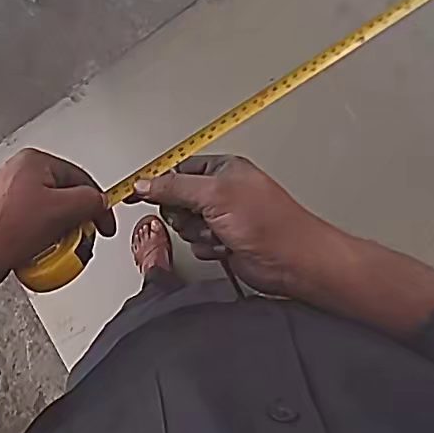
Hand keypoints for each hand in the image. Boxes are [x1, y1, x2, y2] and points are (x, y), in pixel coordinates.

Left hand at [0, 150, 115, 331]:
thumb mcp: (59, 211)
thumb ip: (89, 202)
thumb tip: (100, 203)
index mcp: (34, 162)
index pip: (81, 179)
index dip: (98, 205)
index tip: (104, 226)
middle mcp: (19, 174)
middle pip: (66, 198)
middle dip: (74, 224)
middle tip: (76, 241)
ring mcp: (9, 197)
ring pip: (50, 217)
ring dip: (57, 237)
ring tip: (49, 250)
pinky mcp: (2, 219)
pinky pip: (33, 229)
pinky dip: (40, 243)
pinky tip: (33, 254)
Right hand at [131, 154, 433, 336]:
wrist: (292, 263)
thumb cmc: (272, 224)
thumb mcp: (214, 194)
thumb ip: (173, 187)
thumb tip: (144, 183)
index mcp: (223, 169)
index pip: (176, 169)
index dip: (159, 181)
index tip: (141, 192)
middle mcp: (222, 191)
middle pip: (175, 199)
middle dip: (184, 213)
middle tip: (201, 215)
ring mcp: (222, 217)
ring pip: (184, 225)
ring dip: (198, 233)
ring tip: (221, 231)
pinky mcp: (222, 241)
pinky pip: (195, 243)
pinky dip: (207, 247)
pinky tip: (227, 245)